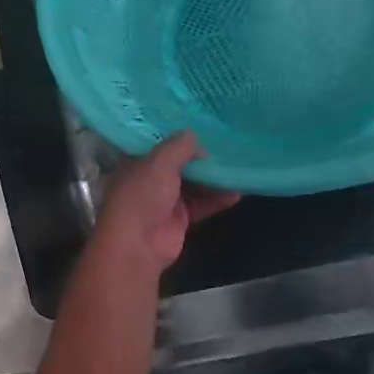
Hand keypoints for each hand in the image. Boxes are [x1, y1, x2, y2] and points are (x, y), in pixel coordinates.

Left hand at [93, 132, 240, 272]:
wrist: (136, 244)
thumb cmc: (142, 195)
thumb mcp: (160, 162)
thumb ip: (179, 147)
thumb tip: (195, 137)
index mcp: (136, 162)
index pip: (159, 146)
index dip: (179, 139)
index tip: (202, 129)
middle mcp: (149, 180)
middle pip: (179, 165)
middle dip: (200, 160)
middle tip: (227, 149)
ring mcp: (163, 201)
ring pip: (192, 185)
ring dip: (212, 180)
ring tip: (237, 170)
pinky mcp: (178, 220)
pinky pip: (200, 205)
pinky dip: (216, 200)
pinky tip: (236, 193)